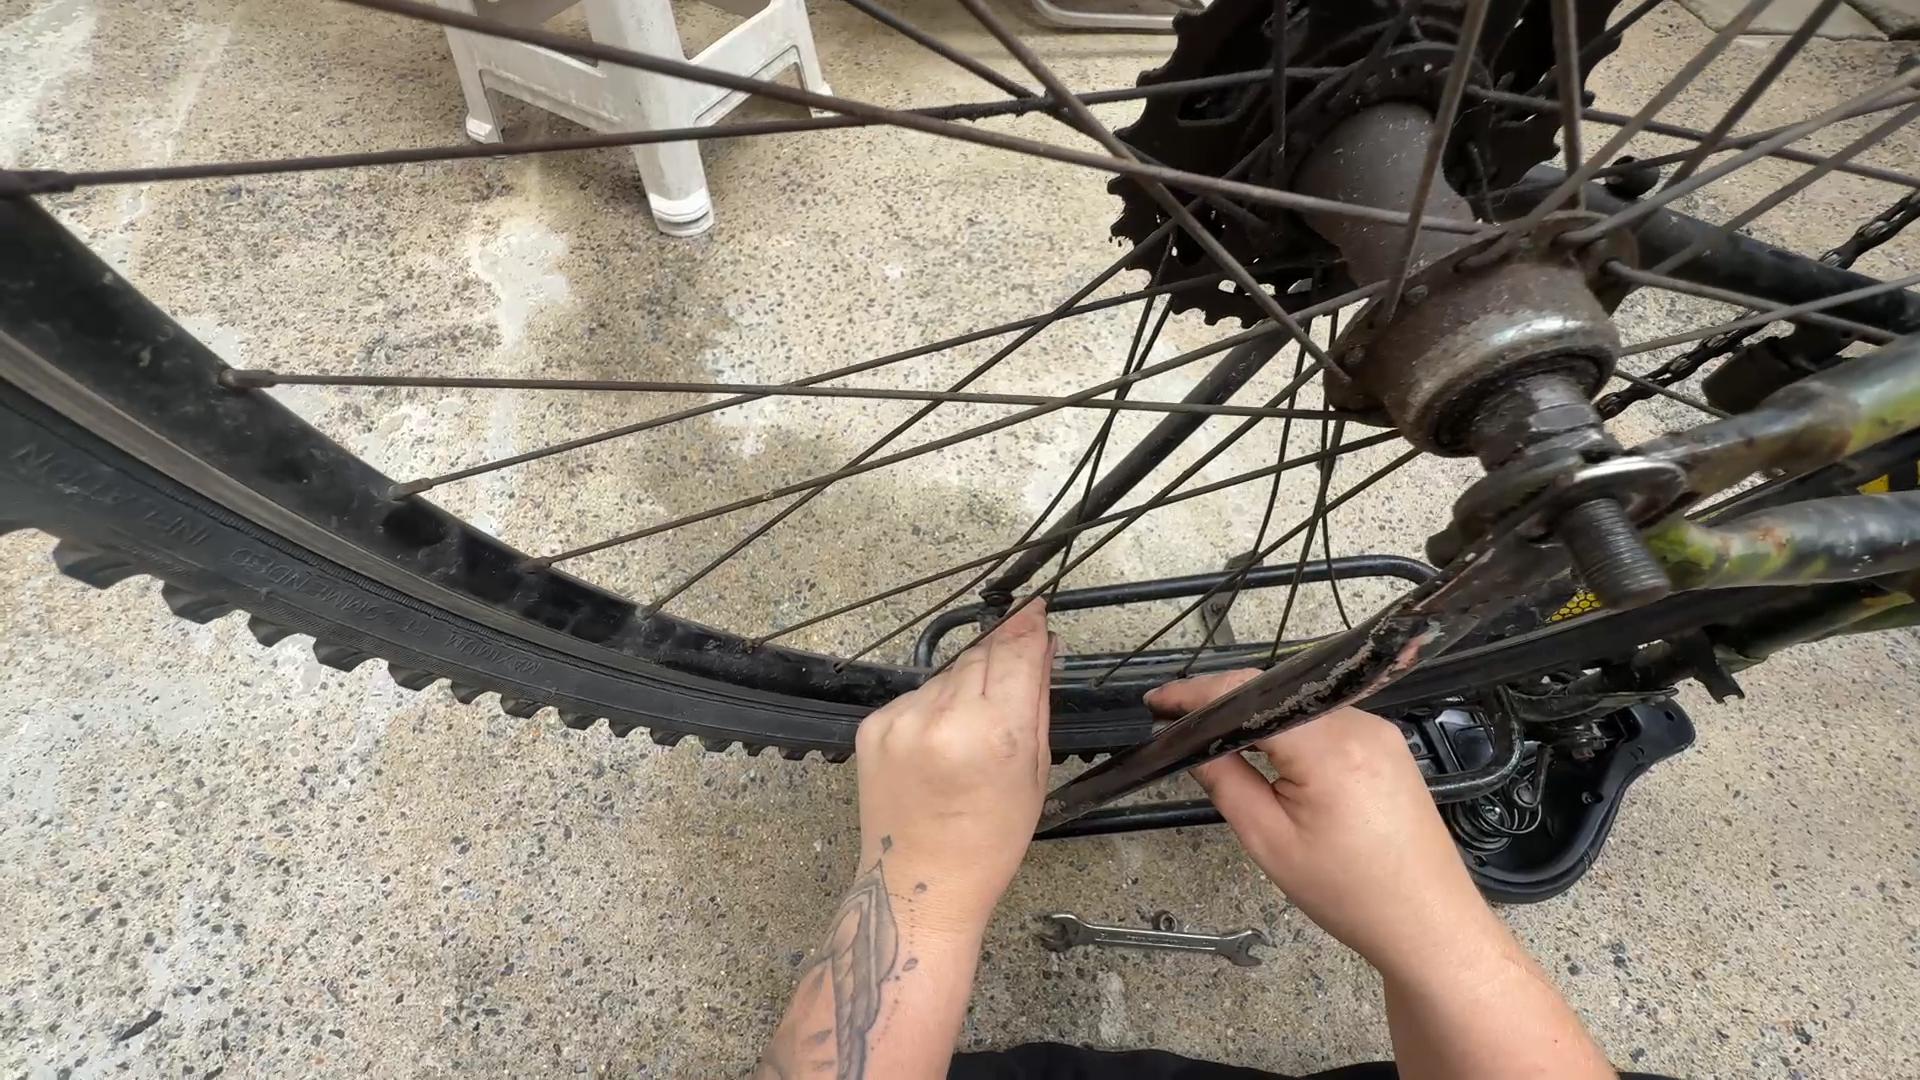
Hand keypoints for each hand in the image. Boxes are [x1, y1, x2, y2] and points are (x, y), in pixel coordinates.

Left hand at [853, 601, 1053, 934]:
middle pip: (980, 655)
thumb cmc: (989, 840)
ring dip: (966, 684)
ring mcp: (901, 719)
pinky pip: (916, 695)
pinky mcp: (873, 725)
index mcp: (993, 733)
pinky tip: (942, 740)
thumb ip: (1035, 699)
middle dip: (1001, 654)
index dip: (1027, 625)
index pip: (1014, 652)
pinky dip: (934, 705)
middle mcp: (942, 717)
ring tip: (974, 728)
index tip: (1035, 607)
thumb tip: (1039, 645)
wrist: (918, 883)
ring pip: (947, 674)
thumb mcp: (1032, 771)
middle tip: (1014, 669)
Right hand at [1150, 670, 1495, 978]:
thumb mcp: (1268, 840)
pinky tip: (1260, 744)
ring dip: (1251, 712)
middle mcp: (1357, 724)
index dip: (1196, 693)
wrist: (1431, 927)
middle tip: (1174, 719)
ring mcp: (1375, 729)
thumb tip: (1188, 743)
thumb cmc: (1351, 893)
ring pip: (1294, 701)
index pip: (1247, 695)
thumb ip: (1223, 780)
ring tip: (1210, 732)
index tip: (1158, 702)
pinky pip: (1319, 716)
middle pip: (1271, 691)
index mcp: (1329, 748)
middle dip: (1219, 700)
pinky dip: (1283, 724)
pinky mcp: (1383, 742)